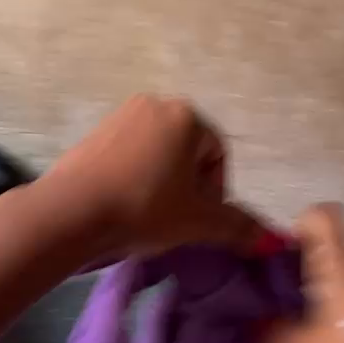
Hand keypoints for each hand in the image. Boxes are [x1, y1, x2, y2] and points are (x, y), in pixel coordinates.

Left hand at [39, 95, 263, 257]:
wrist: (73, 210)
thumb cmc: (145, 208)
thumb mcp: (197, 221)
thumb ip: (236, 226)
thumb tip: (270, 240)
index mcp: (186, 115)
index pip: (217, 154)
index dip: (214, 191)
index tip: (197, 220)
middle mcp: (156, 103)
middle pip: (188, 149)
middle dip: (188, 184)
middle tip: (176, 218)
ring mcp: (122, 114)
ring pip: (158, 151)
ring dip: (162, 180)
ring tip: (148, 214)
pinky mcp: (96, 130)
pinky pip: (130, 152)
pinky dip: (135, 175)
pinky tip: (124, 203)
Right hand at [265, 205, 343, 342]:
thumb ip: (273, 332)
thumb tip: (253, 322)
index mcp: (342, 263)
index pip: (325, 215)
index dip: (303, 221)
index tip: (286, 248)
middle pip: (336, 244)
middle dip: (308, 261)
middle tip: (285, 289)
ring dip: (328, 286)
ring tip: (304, 317)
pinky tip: (332, 338)